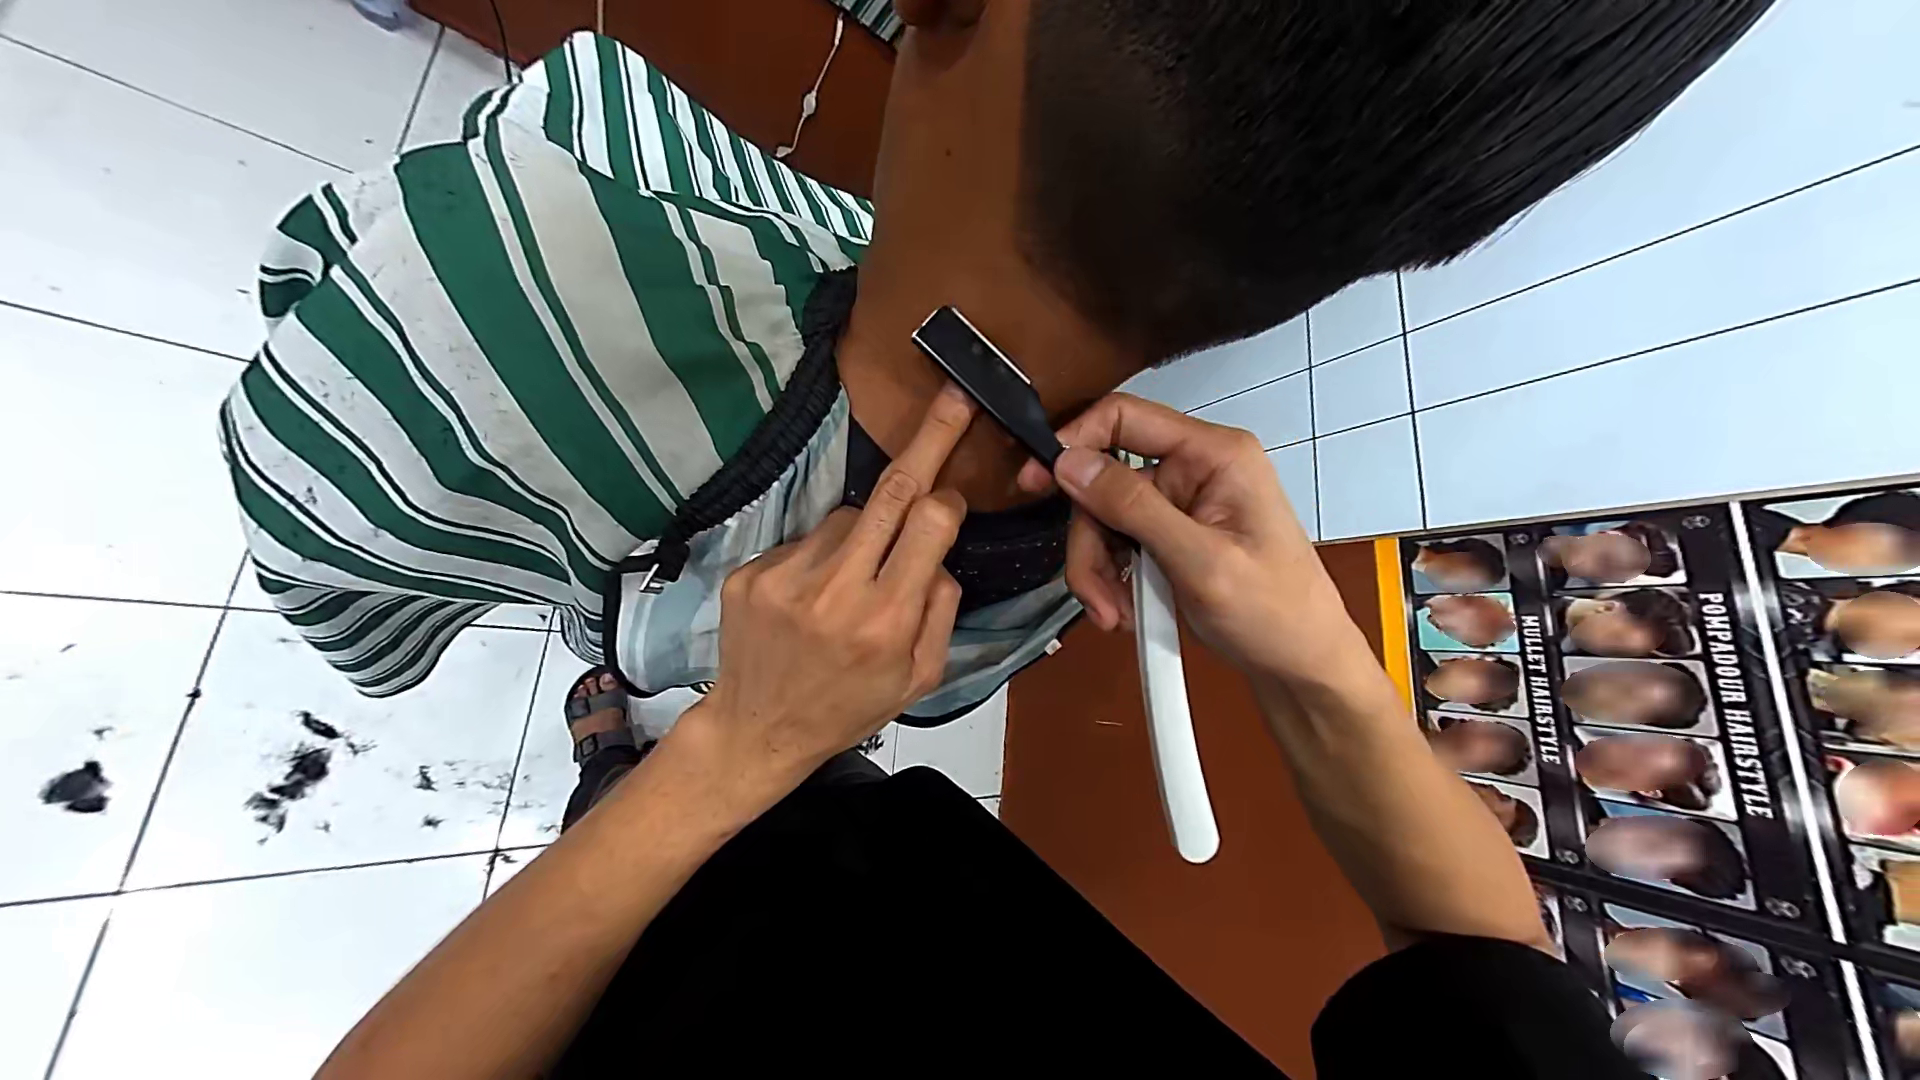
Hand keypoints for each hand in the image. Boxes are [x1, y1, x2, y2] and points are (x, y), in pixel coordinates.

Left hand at [682, 385, 973, 783]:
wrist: (758, 729)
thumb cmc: (849, 706)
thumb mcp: (919, 678)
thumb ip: (941, 610)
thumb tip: (940, 551)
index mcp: (886, 619)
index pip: (931, 523)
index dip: (949, 501)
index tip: (952, 495)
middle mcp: (836, 590)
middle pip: (892, 492)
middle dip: (930, 437)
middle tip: (953, 397)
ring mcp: (786, 576)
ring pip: (847, 515)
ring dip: (864, 529)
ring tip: (850, 579)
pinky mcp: (751, 571)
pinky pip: (806, 537)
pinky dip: (822, 552)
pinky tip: (811, 592)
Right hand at [1016, 393, 1356, 683]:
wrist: (1297, 665)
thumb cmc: (1276, 613)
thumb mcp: (1200, 560)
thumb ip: (1133, 507)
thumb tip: (1071, 464)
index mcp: (1214, 456)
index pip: (1125, 418)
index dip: (1074, 441)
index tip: (1037, 480)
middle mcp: (1192, 471)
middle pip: (1103, 482)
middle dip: (1091, 541)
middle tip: (1095, 591)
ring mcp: (1177, 505)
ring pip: (1102, 520)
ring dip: (1097, 569)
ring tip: (1116, 611)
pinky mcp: (1165, 536)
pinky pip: (1114, 545)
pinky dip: (1109, 580)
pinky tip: (1125, 608)